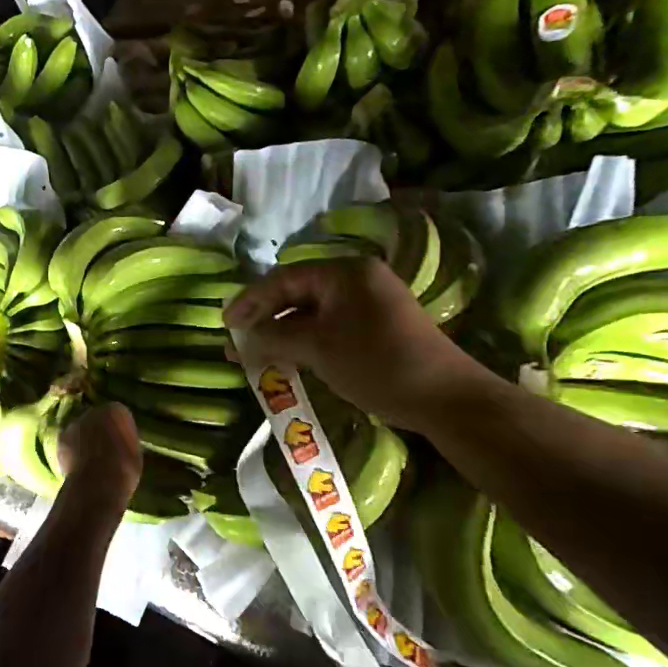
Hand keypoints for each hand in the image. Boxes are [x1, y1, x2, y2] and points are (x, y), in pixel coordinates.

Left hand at [56, 401, 141, 498]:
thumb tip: (123, 444)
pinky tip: (79, 464)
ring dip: (84, 439)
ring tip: (90, 458)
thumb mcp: (135, 452)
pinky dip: (73, 450)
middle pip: (98, 418)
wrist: (98, 482)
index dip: (120, 429)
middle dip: (101, 430)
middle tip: (106, 448)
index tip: (122, 441)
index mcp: (117, 410)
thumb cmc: (125, 467)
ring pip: (81, 429)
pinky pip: (70, 442)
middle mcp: (94, 411)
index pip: (119, 415)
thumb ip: (127, 441)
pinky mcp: (61, 438)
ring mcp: (75, 424)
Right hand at [225, 257, 498, 431]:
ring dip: (285, 333)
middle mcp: (359, 278)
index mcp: (344, 271)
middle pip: (299, 293)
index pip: (285, 278)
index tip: (224, 324)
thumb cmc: (376, 363)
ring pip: (315, 312)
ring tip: (257, 354)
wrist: (442, 395)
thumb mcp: (318, 348)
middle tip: (237, 342)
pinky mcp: (380, 326)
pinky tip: (291, 359)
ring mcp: (372, 302)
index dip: (250, 301)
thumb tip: (243, 336)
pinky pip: (333, 326)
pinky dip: (309, 341)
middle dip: (266, 319)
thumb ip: (276, 336)